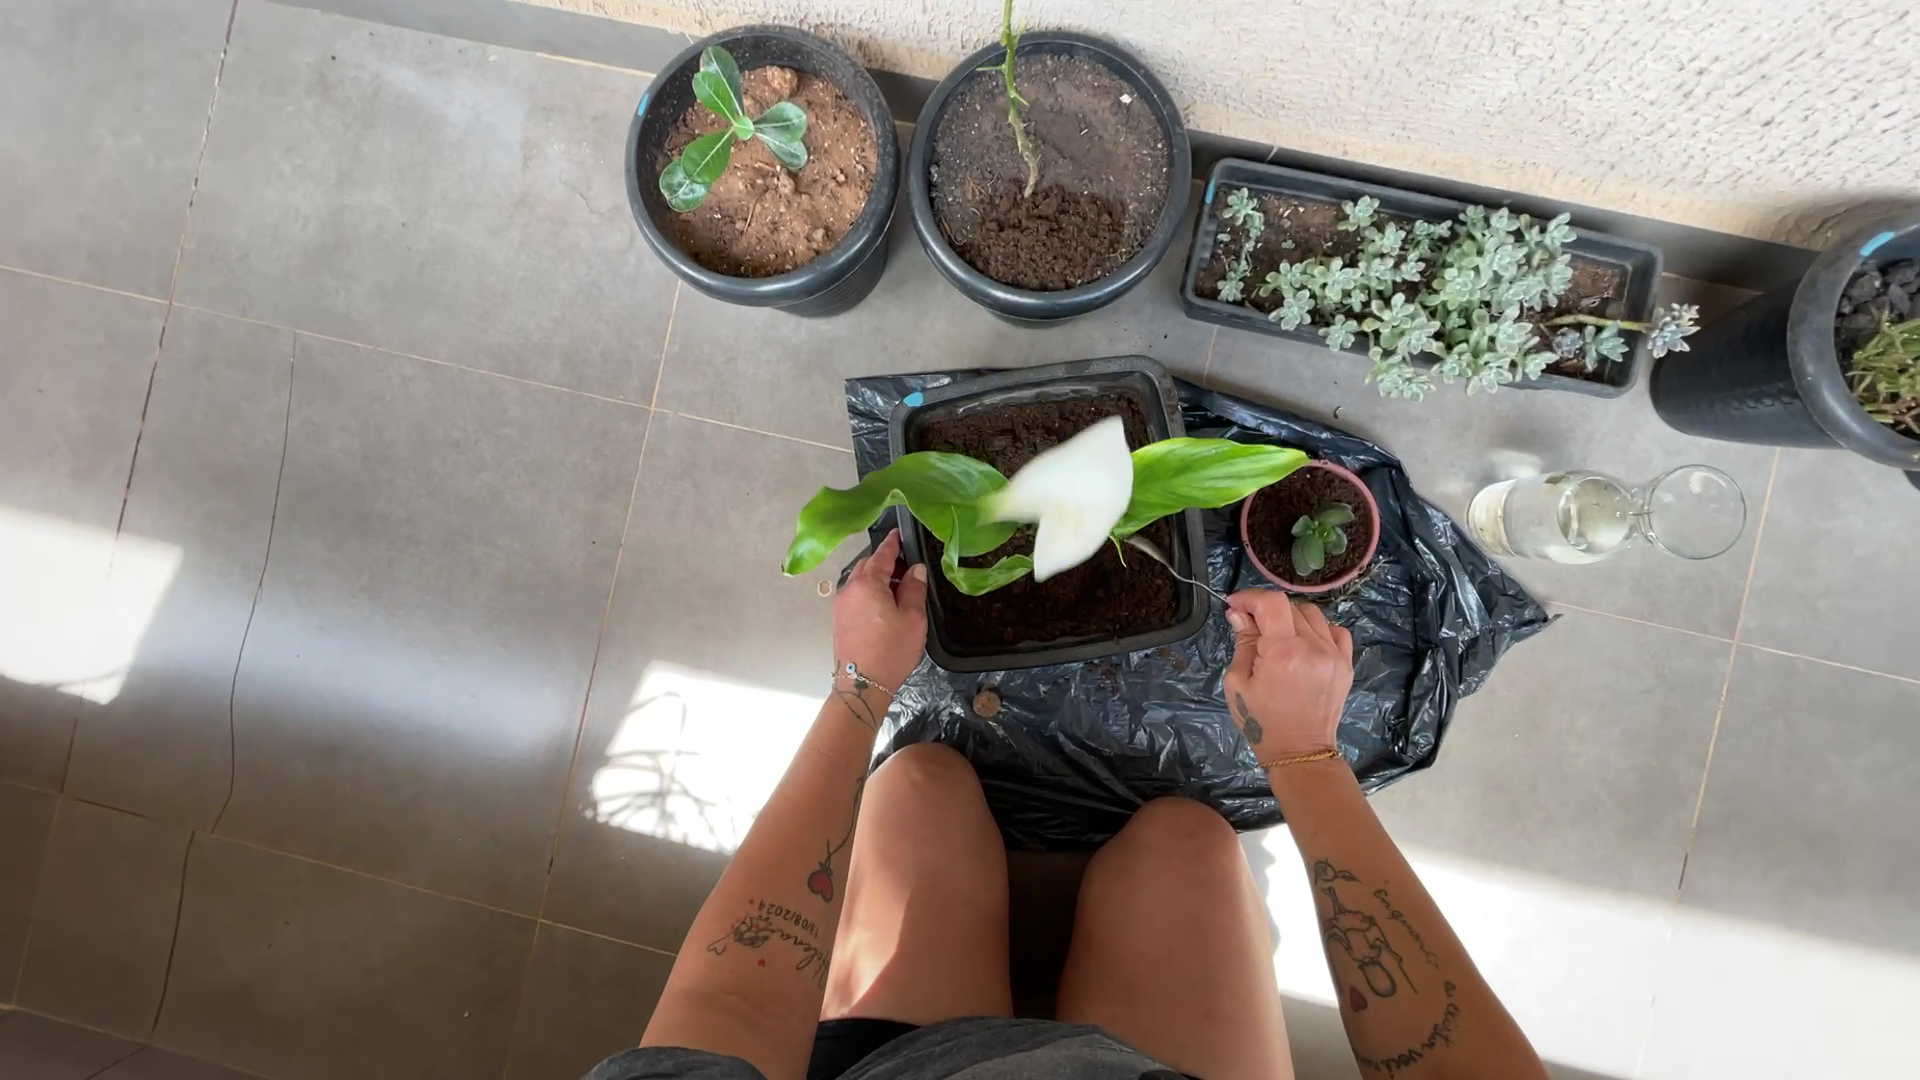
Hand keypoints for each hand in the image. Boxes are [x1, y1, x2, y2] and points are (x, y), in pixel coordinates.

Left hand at [832, 529, 928, 691]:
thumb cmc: (891, 650)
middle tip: (906, 566)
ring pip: (859, 580)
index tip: (899, 534)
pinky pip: (855, 595)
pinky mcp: (839, 620)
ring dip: (876, 578)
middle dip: (884, 561)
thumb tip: (915, 570)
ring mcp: (841, 605)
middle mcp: (849, 589)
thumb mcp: (913, 618)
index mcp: (867, 583)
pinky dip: (868, 592)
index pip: (881, 555)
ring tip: (897, 587)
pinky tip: (884, 604)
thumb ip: (914, 589)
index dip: (892, 543)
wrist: (862, 685)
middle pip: (866, 565)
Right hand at [1223, 590, 1353, 761]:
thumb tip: (1239, 614)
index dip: (1249, 597)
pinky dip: (1317, 628)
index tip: (1234, 606)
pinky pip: (1335, 630)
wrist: (1299, 750)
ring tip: (1277, 634)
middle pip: (1290, 606)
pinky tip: (1303, 642)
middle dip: (1265, 609)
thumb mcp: (1237, 682)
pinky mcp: (1346, 664)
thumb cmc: (1261, 720)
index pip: (1270, 603)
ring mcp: (1335, 655)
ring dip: (1290, 616)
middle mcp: (1313, 647)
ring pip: (1312, 614)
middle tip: (1249, 624)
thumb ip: (1242, 643)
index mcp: (1283, 652)